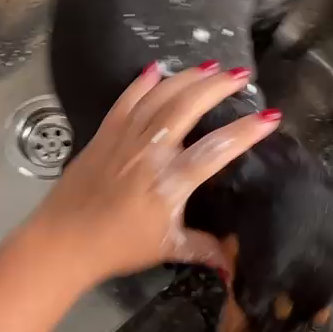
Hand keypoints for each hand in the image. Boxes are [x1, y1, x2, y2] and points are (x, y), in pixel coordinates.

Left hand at [28, 61, 278, 284]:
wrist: (63, 241)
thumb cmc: (117, 247)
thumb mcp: (166, 248)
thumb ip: (203, 248)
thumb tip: (233, 265)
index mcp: (169, 183)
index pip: (215, 150)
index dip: (245, 132)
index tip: (269, 117)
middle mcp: (149, 152)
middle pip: (187, 107)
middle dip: (216, 87)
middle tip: (240, 76)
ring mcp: (124, 139)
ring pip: (159, 97)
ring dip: (186, 78)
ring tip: (210, 66)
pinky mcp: (103, 134)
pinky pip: (125, 101)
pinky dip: (142, 82)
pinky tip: (156, 68)